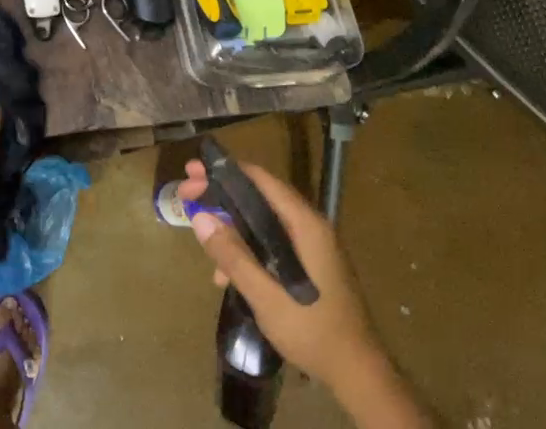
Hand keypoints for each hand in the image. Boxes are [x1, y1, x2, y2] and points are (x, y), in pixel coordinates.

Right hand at [178, 158, 386, 391]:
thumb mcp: (266, 296)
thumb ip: (234, 256)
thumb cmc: (314, 331)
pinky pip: (271, 243)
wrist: (358, 374)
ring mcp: (312, 247)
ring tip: (203, 240)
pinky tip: (227, 274)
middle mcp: (311, 228)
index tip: (192, 172)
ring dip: (231, 226)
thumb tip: (200, 217)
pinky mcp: (309, 265)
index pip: (261, 181)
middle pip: (259, 197)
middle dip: (221, 196)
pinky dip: (247, 248)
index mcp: (306, 226)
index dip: (223, 172)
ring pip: (263, 222)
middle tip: (186, 196)